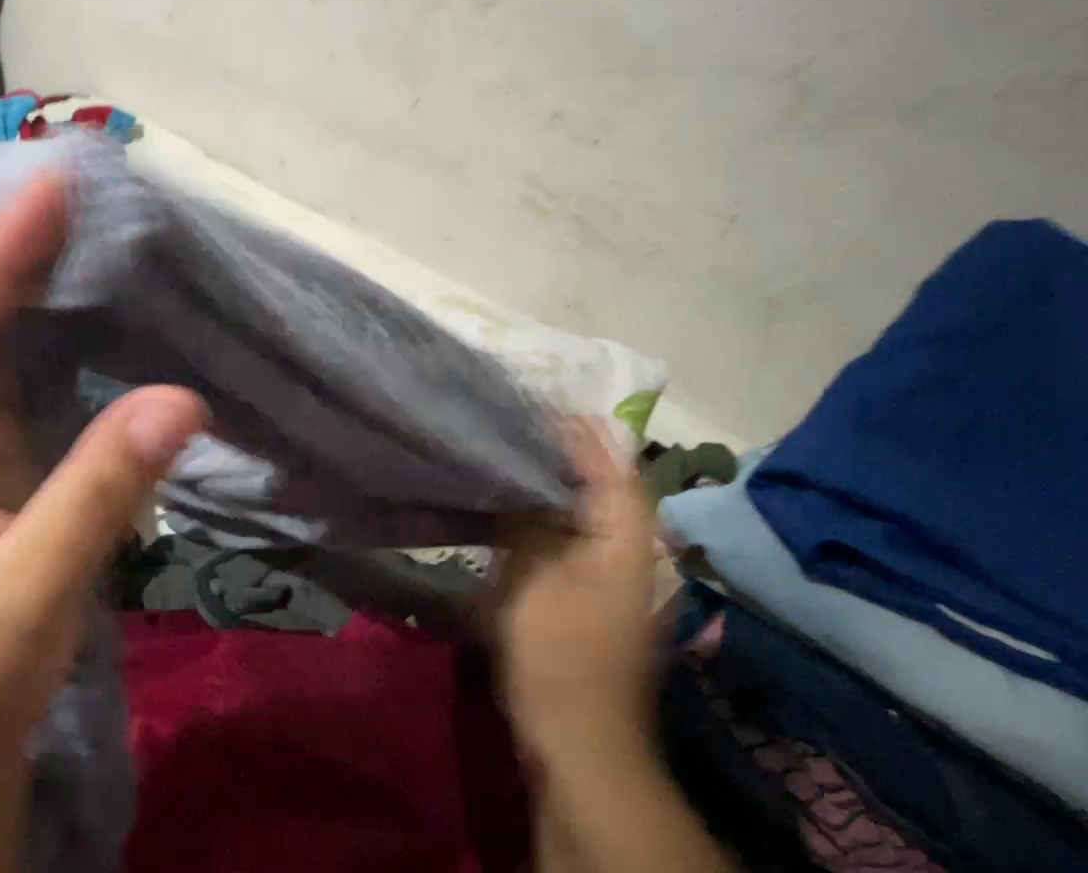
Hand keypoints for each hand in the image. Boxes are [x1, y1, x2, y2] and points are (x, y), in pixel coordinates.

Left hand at [0, 170, 208, 753]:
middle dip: (6, 247)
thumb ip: (97, 496)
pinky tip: (85, 283)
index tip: (46, 188)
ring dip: (27, 273)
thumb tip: (179, 399)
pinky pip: (9, 363)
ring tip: (83, 209)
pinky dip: (46, 322)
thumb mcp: (29, 593)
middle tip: (72, 176)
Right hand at [497, 420, 662, 762]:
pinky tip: (515, 509)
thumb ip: (528, 523)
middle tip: (520, 420)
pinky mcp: (592, 597)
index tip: (543, 402)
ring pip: (588, 513)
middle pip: (604, 487)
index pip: (612, 469)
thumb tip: (518, 479)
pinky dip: (548, 514)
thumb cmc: (556, 656)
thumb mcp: (533, 581)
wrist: (579, 739)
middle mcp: (630, 552)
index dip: (581, 435)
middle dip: (569, 451)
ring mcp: (614, 578)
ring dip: (556, 481)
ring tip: (512, 453)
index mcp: (625, 542)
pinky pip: (573, 538)